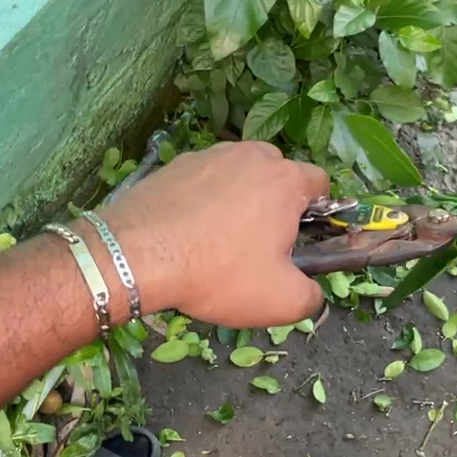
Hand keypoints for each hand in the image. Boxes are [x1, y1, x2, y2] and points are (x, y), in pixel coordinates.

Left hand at [90, 141, 330, 328]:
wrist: (136, 255)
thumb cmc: (218, 273)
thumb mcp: (280, 300)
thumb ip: (312, 297)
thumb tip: (313, 293)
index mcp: (285, 181)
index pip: (320, 182)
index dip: (317, 211)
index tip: (300, 237)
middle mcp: (251, 157)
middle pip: (279, 172)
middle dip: (277, 201)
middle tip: (261, 241)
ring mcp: (210, 156)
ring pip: (240, 172)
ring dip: (241, 196)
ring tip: (221, 236)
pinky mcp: (176, 164)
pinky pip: (205, 178)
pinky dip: (205, 197)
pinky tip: (190, 229)